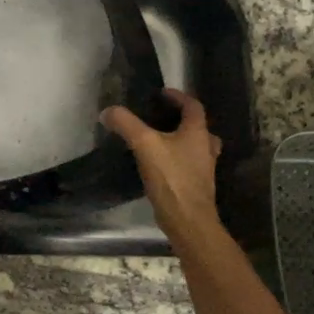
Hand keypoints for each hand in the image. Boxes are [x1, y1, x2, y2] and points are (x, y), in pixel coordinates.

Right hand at [103, 89, 221, 240]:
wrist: (188, 219)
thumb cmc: (171, 177)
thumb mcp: (144, 145)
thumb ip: (126, 124)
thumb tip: (108, 111)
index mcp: (197, 133)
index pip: (193, 106)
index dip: (178, 96)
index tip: (162, 93)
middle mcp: (206, 147)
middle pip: (198, 127)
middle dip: (181, 119)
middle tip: (161, 118)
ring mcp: (204, 168)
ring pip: (195, 147)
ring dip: (181, 140)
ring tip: (159, 141)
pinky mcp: (196, 185)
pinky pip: (188, 164)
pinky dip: (177, 159)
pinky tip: (159, 165)